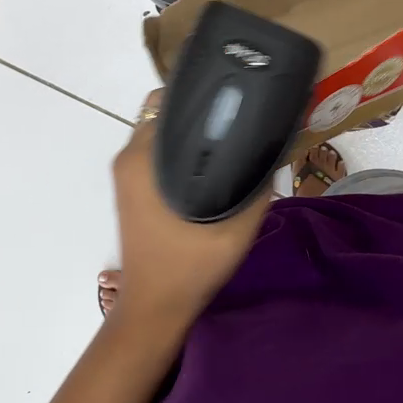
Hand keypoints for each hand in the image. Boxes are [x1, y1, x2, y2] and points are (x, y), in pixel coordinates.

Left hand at [110, 91, 268, 324]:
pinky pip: (157, 153)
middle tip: (238, 115)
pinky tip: (213, 161)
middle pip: (163, 113)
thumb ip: (257, 191)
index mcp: (143, 160)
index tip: (232, 93)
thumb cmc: (188, 268)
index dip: (199, 92)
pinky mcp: (133, 189)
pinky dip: (181, 148)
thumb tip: (274, 155)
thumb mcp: (234, 231)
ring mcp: (127, 175)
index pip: (166, 102)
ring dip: (190, 130)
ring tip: (231, 135)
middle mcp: (129, 159)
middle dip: (198, 109)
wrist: (155, 309)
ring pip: (160, 133)